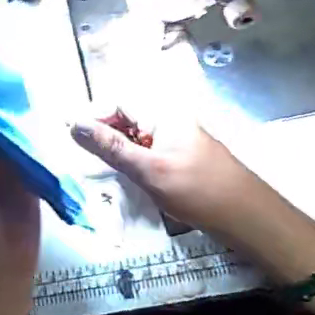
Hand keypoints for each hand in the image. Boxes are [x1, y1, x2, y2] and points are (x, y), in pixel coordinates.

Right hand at [69, 107, 273, 238]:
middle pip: (127, 115)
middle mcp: (170, 118)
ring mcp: (176, 137)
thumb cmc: (196, 190)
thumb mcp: (147, 170)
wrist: (243, 214)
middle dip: (104, 131)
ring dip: (118, 147)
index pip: (119, 100)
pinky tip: (128, 175)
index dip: (94, 114)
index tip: (72, 135)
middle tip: (86, 156)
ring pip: (136, 133)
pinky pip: (148, 148)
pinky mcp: (180, 155)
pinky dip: (133, 158)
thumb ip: (110, 147)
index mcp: (163, 113)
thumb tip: (74, 124)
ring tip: (103, 168)